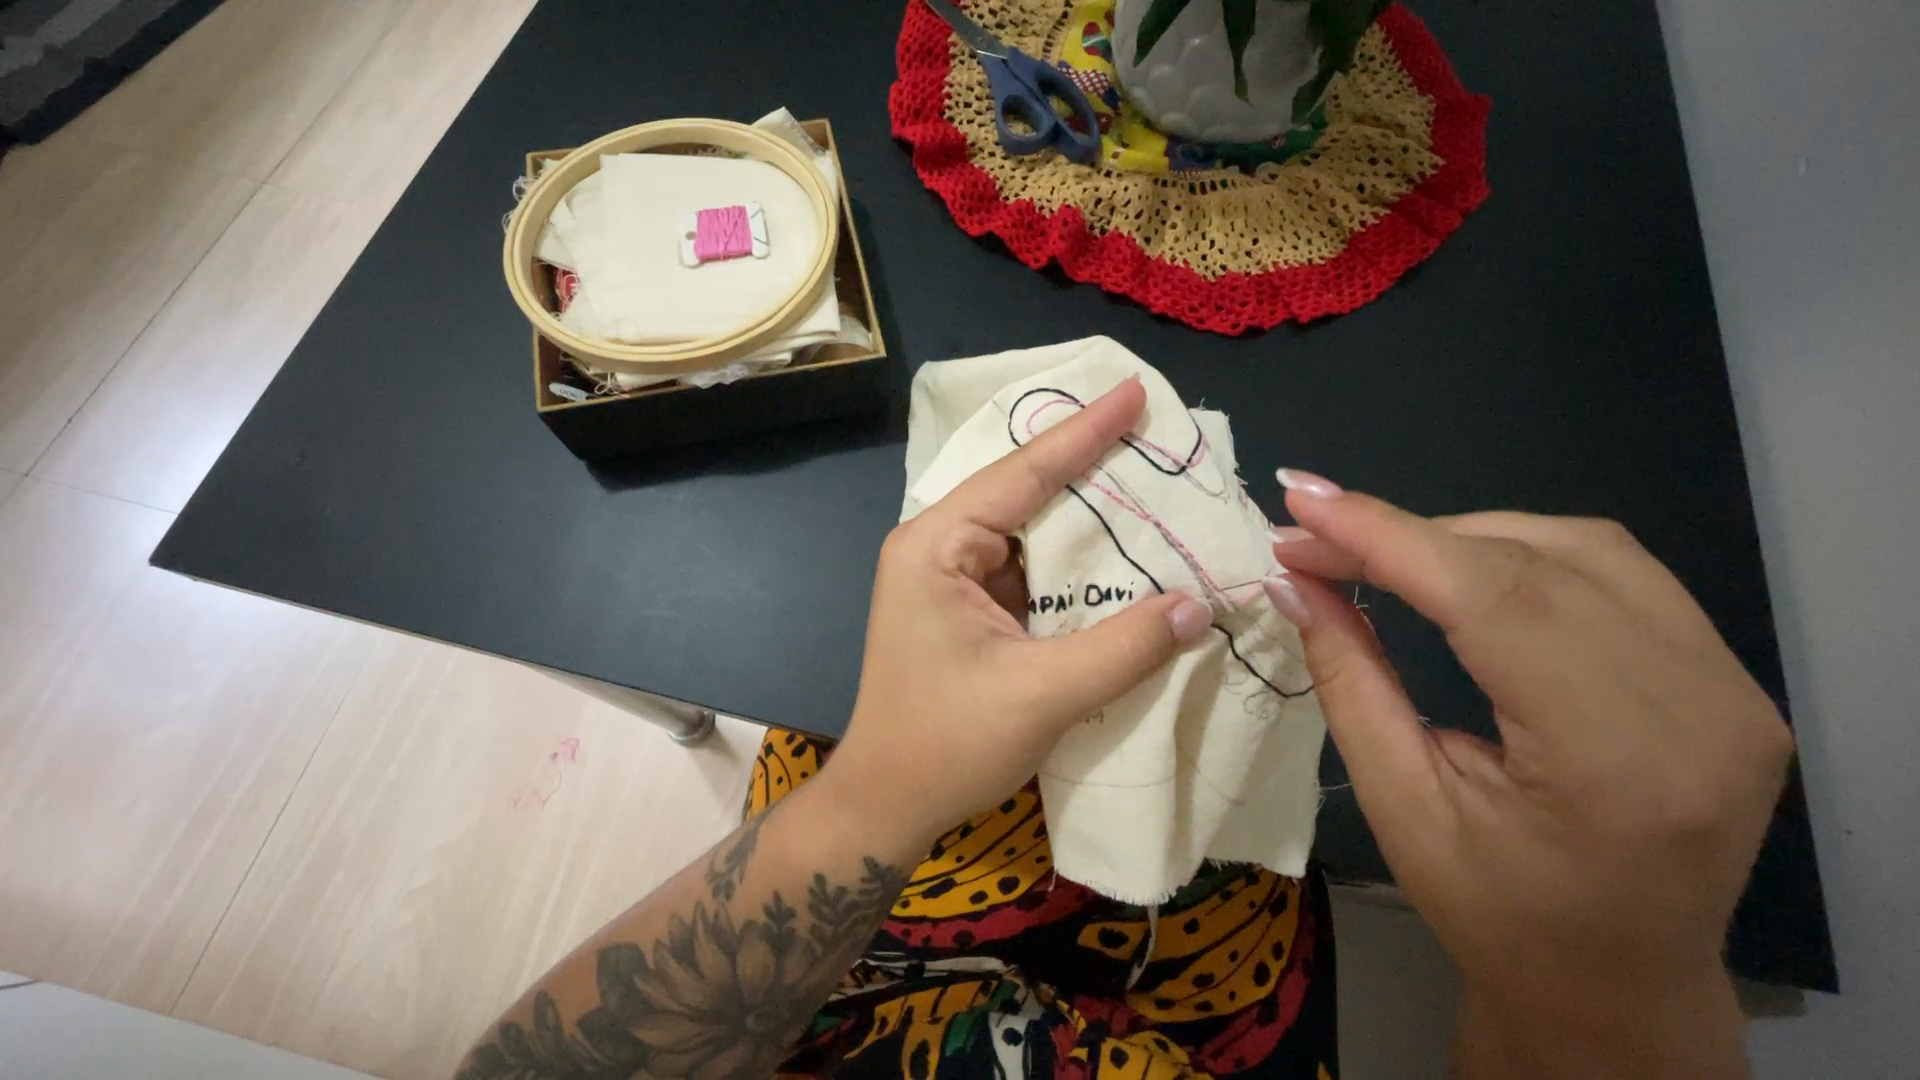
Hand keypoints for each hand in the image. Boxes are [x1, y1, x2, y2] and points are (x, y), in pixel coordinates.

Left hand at [818, 379, 1214, 845]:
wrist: (887, 803)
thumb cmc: (946, 745)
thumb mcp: (1043, 695)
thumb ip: (1125, 646)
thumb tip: (1200, 604)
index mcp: (937, 546)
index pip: (1022, 474)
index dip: (1084, 432)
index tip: (1134, 391)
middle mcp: (938, 548)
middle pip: (1025, 494)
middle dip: (1089, 467)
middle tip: (1155, 434)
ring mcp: (951, 579)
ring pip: (1031, 534)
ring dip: (1087, 520)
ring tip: (1152, 487)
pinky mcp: (967, 610)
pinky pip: (1029, 572)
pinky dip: (1074, 566)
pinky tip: (1122, 557)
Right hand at [1264, 472, 1789, 1076]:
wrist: (1617, 984)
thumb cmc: (1493, 912)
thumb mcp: (1398, 803)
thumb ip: (1348, 678)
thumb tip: (1293, 580)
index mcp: (1617, 762)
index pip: (1495, 599)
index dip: (1388, 536)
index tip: (1301, 499)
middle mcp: (1700, 709)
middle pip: (1536, 561)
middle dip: (1406, 532)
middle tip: (1313, 536)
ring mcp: (1731, 688)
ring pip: (1581, 547)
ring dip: (1463, 535)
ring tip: (1375, 553)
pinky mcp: (1727, 677)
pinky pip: (1616, 571)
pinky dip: (1519, 550)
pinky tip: (1457, 568)